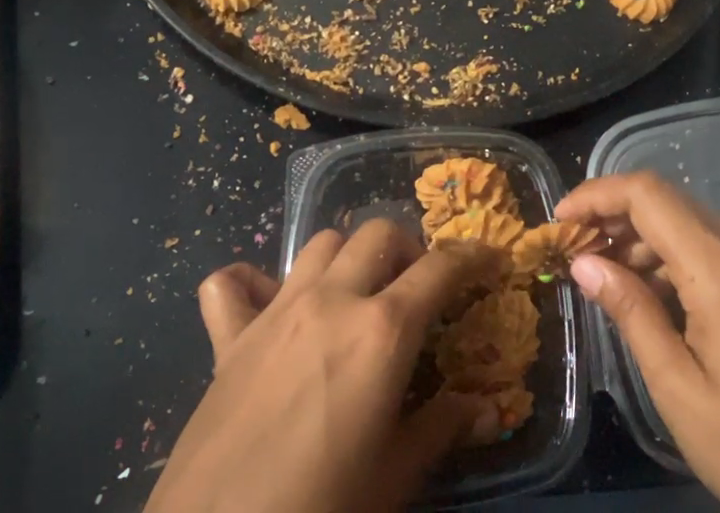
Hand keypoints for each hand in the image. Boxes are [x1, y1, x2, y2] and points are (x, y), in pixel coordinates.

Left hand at [147, 221, 506, 512]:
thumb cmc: (325, 504)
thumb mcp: (397, 473)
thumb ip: (443, 427)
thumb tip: (487, 409)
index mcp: (383, 330)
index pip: (440, 268)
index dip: (473, 258)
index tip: (491, 262)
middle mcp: (331, 300)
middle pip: (378, 234)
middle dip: (409, 249)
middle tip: (418, 289)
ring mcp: (275, 312)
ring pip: (320, 245)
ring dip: (348, 256)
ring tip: (358, 294)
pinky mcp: (228, 336)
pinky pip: (232, 282)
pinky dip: (251, 282)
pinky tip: (268, 306)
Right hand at [556, 172, 719, 512]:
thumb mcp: (680, 390)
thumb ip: (632, 314)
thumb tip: (584, 262)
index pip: (650, 196)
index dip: (597, 195)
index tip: (559, 221)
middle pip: (671, 203)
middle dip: (614, 217)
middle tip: (573, 254)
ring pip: (693, 225)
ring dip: (642, 240)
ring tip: (603, 278)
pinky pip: (717, 250)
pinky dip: (674, 259)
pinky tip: (650, 296)